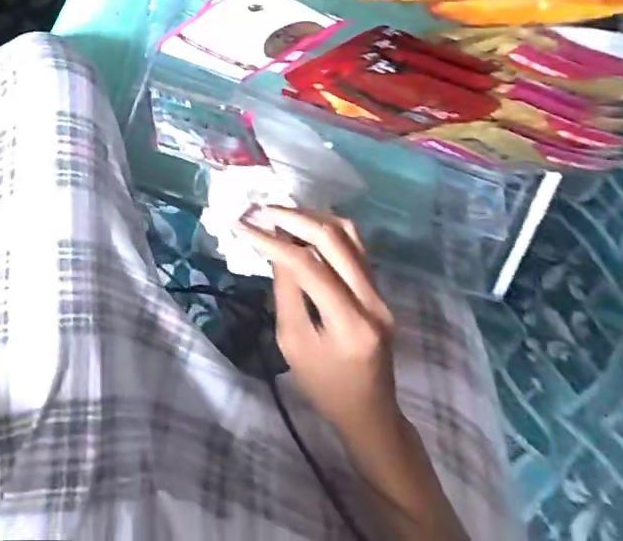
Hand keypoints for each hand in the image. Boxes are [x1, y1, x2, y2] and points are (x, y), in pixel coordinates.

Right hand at [242, 207, 401, 445]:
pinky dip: (324, 228)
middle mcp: (374, 301)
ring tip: (278, 213)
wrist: (370, 412)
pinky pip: (354, 245)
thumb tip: (273, 246)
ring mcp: (381, 293)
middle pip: (335, 239)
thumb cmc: (323, 384)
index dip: (272, 241)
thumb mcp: (292, 341)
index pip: (308, 266)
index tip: (241, 226)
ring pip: (349, 235)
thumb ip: (286, 291)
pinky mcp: (378, 289)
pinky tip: (299, 226)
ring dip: (310, 217)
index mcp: (351, 322)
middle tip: (259, 210)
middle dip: (293, 218)